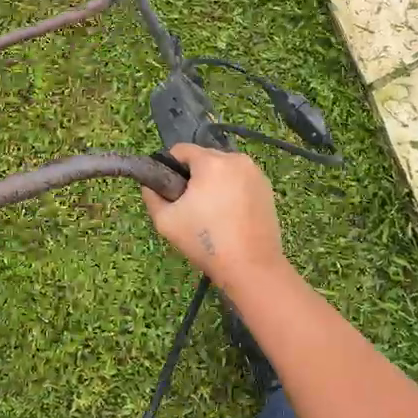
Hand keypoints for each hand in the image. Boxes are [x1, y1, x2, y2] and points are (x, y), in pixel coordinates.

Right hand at [141, 143, 288, 291]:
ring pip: (223, 168)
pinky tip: (229, 215)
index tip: (170, 191)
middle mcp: (235, 159)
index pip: (181, 150)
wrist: (252, 268)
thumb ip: (151, 196)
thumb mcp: (165, 221)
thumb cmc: (206, 242)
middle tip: (190, 205)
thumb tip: (150, 185)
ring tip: (210, 212)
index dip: (170, 167)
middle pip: (204, 158)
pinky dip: (231, 190)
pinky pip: (239, 179)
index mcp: (211, 162)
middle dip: (193, 176)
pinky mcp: (267, 187)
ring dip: (213, 181)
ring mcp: (255, 172)